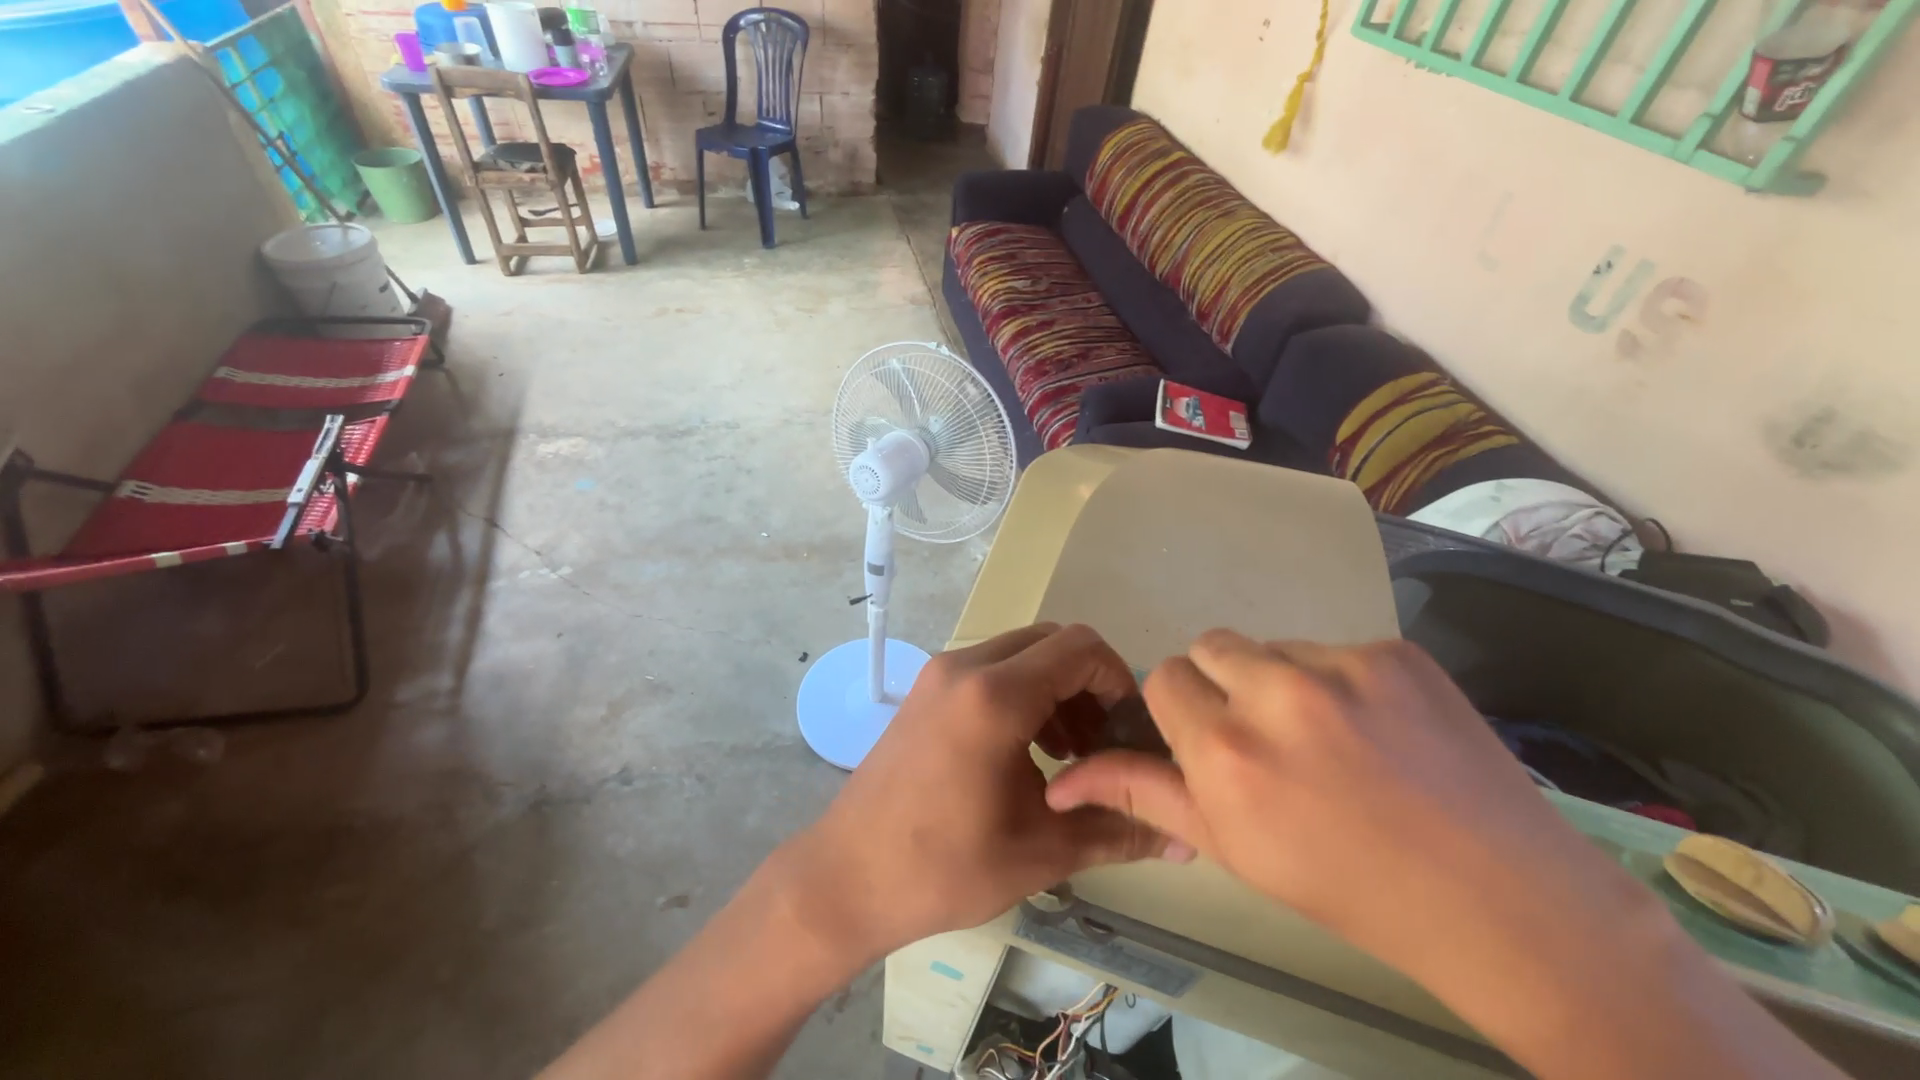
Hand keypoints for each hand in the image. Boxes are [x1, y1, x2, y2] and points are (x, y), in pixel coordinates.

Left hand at [780, 624, 1181, 960]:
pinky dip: (1021, 695)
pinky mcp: (923, 694)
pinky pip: (988, 671)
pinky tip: (1027, 755)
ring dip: (1055, 690)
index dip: (1119, 680)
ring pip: (1018, 655)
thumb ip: (1119, 831)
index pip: (1080, 648)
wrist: (845, 880)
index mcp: (995, 696)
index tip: (1130, 730)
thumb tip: (1187, 839)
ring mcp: (937, 677)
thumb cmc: (943, 867)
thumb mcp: (1042, 852)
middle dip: (1088, 686)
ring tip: (1069, 756)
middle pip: (1051, 643)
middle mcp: (964, 668)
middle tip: (1102, 745)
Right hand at [1045, 630, 1623, 978]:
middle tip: (1266, 739)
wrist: (1491, 895)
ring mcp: (1342, 666)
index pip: (1164, 679)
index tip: (1215, 746)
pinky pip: (1335, 649)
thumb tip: (1061, 780)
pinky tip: (1379, 731)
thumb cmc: (1344, 886)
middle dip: (1224, 685)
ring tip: (1330, 739)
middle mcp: (1275, 695)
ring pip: (1273, 645)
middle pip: (1210, 646)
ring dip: (1281, 680)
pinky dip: (1340, 681)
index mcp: (1224, 753)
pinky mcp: (1395, 652)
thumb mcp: (1232, 848)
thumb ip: (1145, 795)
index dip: (1185, 714)